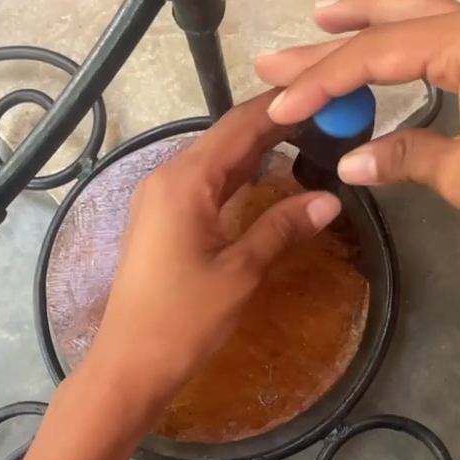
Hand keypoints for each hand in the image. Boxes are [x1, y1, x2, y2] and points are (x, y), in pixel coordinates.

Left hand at [83, 90, 343, 410]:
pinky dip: (234, 180)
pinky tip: (263, 180)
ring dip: (254, 153)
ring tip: (305, 141)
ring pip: (213, 163)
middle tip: (326, 118)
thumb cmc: (182, 320)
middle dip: (272, 127)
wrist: (129, 364)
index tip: (325, 95)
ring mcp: (158, 201)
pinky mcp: (159, 223)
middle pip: (225, 139)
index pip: (239, 126)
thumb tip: (329, 200)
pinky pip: (202, 187)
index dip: (281, 108)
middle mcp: (166, 179)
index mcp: (184, 181)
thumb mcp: (239, 272)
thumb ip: (281, 228)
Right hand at [253, 0, 459, 254]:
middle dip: (334, 39)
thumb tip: (351, 162)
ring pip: (426, 23)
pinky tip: (388, 59)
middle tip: (276, 53)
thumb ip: (406, 157)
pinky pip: (452, 45)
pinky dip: (410, 52)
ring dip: (372, 30)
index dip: (321, 82)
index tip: (275, 106)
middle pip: (397, 21)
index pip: (379, 54)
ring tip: (320, 27)